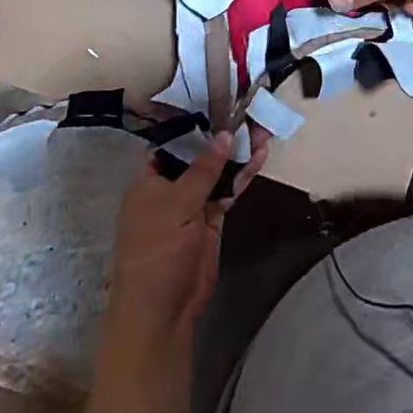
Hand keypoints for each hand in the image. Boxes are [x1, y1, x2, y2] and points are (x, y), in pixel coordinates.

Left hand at [81, 131, 266, 412]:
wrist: (163, 308)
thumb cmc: (156, 250)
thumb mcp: (176, 204)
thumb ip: (203, 169)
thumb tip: (224, 135)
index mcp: (149, 178)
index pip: (172, 142)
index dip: (195, 125)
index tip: (219, 104)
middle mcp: (171, 186)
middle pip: (200, 155)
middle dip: (223, 137)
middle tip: (249, 114)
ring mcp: (193, 203)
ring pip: (218, 171)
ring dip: (239, 154)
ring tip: (263, 130)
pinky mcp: (211, 219)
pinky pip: (228, 190)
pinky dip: (243, 175)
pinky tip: (260, 156)